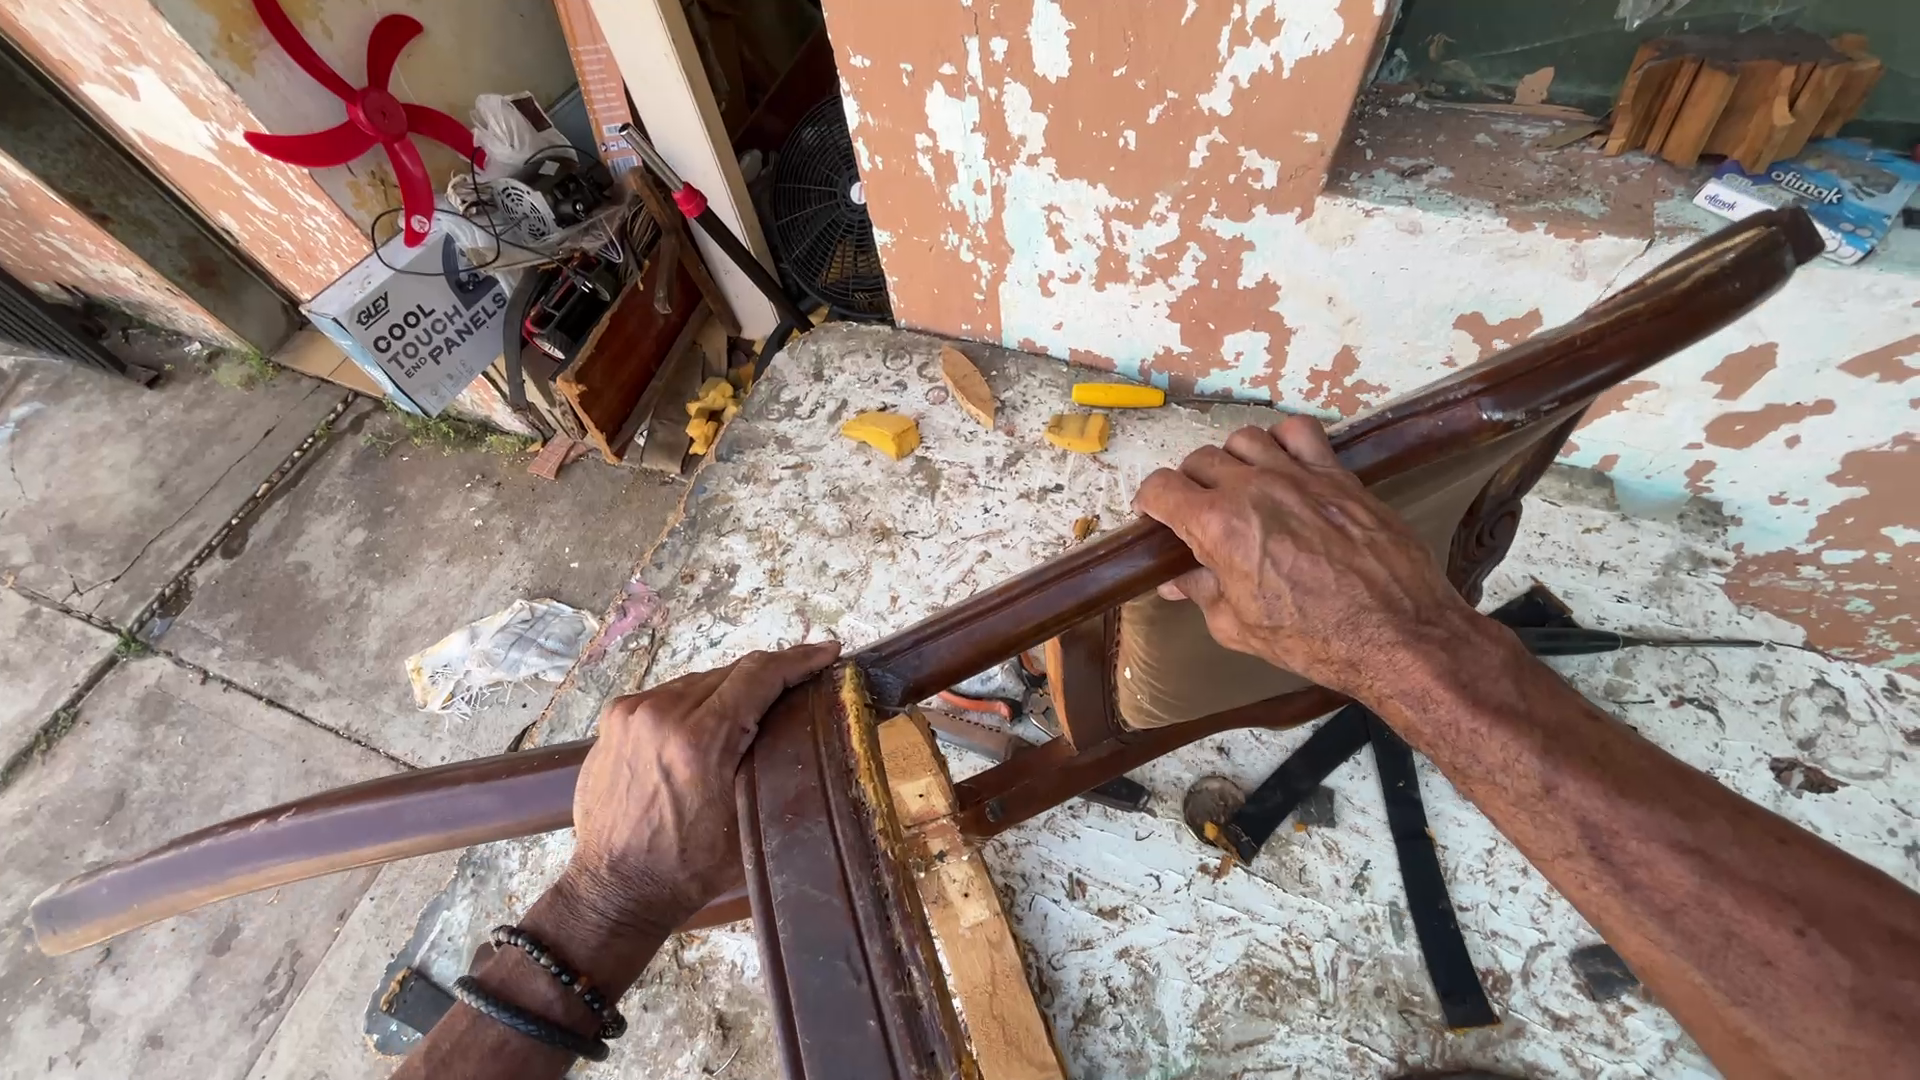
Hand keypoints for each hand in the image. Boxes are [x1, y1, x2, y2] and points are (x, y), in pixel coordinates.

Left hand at [563, 641, 840, 932]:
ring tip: (756, 705)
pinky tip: (711, 719)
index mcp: (699, 738)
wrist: (614, 889)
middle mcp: (662, 713)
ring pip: (701, 680)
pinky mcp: (615, 718)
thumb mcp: (750, 820)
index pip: (758, 675)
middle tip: (801, 682)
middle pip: (732, 672)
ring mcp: (633, 712)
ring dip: (732, 687)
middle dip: (770, 675)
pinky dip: (698, 699)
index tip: (828, 651)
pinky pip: (672, 693)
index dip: (799, 659)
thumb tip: (809, 723)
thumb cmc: (690, 865)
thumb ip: (775, 764)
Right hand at [1131, 415, 1482, 703]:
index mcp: (1217, 526)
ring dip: (1232, 460)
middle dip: (1189, 485)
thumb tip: (1174, 582)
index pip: (1160, 488)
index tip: (1156, 515)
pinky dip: (1282, 440)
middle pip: (1199, 461)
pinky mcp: (1336, 474)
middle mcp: (1251, 489)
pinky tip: (1283, 464)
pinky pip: (1299, 431)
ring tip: (1240, 485)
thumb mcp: (1237, 626)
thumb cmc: (1311, 638)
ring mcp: (1296, 475)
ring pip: (1242, 439)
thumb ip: (1200, 593)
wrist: (1396, 634)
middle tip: (1199, 512)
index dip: (1150, 501)